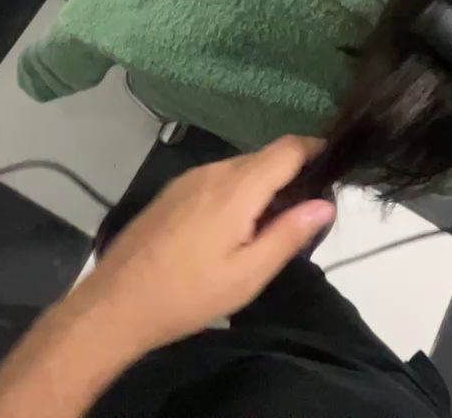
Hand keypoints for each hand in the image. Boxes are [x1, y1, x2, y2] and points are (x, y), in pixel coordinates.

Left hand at [66, 137, 336, 352]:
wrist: (116, 303)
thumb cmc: (188, 293)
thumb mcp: (248, 274)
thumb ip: (289, 234)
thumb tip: (326, 204)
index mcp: (238, 187)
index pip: (287, 148)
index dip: (315, 148)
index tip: (335, 163)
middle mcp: (215, 170)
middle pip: (265, 158)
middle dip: (290, 175)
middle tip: (304, 214)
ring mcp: (190, 178)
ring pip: (240, 169)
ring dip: (261, 186)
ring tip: (268, 228)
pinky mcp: (174, 191)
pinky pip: (217, 179)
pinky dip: (236, 192)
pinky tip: (231, 229)